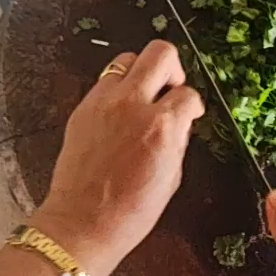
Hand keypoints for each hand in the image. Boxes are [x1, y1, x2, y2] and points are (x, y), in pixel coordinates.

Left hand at [31, 39, 204, 275]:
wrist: (83, 222)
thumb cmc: (129, 212)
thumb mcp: (171, 178)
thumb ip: (177, 141)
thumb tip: (180, 122)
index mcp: (161, 126)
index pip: (188, 94)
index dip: (193, 105)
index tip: (190, 113)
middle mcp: (132, 105)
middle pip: (160, 53)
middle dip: (172, 68)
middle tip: (170, 89)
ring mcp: (103, 103)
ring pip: (127, 59)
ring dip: (140, 74)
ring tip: (143, 98)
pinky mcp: (82, 109)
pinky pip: (104, 82)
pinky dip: (117, 91)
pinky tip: (120, 114)